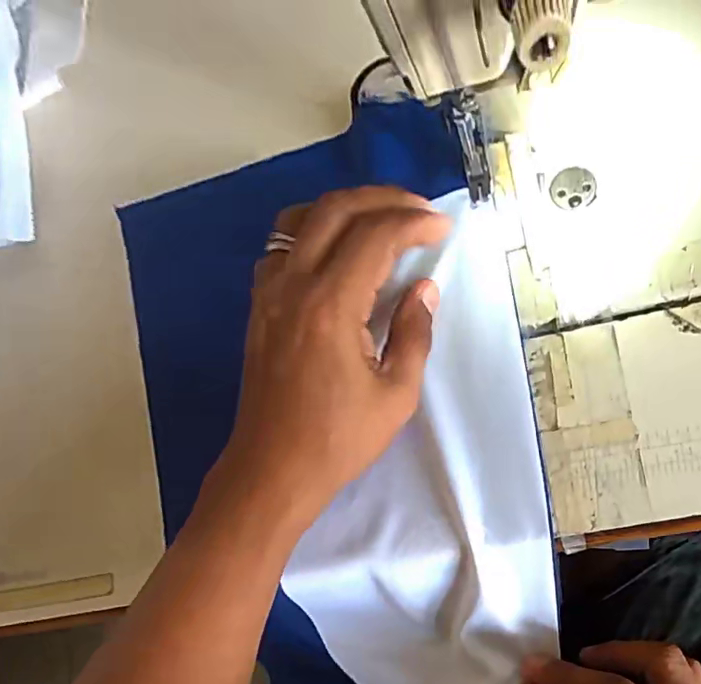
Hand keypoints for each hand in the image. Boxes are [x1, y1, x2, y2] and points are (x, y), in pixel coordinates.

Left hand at [213, 186, 452, 526]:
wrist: (275, 467)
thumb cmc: (339, 440)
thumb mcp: (396, 396)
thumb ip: (414, 335)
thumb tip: (423, 290)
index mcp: (330, 306)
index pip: (374, 237)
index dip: (413, 223)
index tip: (441, 227)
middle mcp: (293, 285)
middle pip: (335, 210)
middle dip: (382, 199)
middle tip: (418, 210)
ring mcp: (269, 293)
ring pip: (300, 218)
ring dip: (343, 208)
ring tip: (378, 222)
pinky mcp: (259, 307)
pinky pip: (282, 247)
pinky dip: (313, 233)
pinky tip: (336, 255)